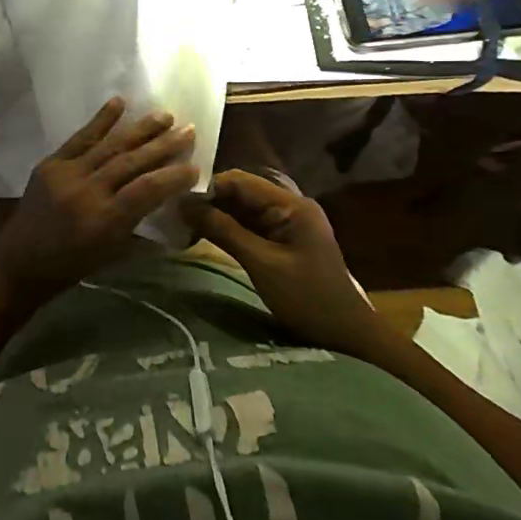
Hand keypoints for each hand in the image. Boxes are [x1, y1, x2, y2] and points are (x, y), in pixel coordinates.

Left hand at [0, 98, 198, 309]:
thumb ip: (138, 221)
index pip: (148, 190)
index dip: (173, 177)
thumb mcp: (111, 252)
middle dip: (163, 145)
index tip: (195, 166)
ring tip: (164, 115)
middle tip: (188, 129)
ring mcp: (67, 174)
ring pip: (110, 146)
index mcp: (105, 220)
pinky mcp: (51, 163)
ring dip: (139, 129)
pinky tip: (119, 103)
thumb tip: (167, 197)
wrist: (20, 261)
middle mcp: (88, 192)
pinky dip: (100, 120)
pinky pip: (80, 137)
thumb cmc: (71, 265)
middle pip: (132, 162)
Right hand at [180, 169, 389, 355]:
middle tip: (174, 214)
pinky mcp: (281, 239)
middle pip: (240, 192)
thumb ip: (224, 230)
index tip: (176, 201)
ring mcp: (286, 223)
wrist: (346, 337)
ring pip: (240, 208)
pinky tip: (201, 234)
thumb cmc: (307, 299)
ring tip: (182, 224)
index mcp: (291, 205)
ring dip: (214, 215)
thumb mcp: (261, 264)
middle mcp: (289, 206)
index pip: (240, 181)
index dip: (208, 187)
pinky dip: (225, 228)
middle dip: (208, 201)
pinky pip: (247, 225)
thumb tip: (184, 205)